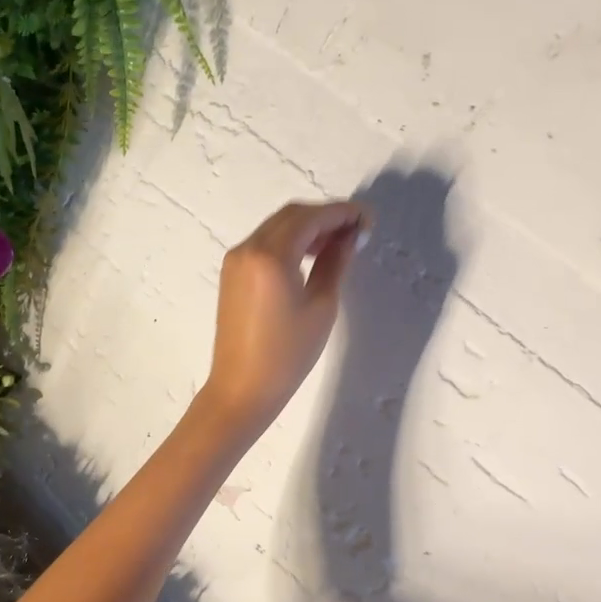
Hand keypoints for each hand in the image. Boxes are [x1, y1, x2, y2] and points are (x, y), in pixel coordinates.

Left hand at [201, 199, 368, 431]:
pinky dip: (288, 242)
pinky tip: (310, 257)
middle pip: (291, 216)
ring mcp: (236, 260)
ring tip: (337, 245)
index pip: (310, 218)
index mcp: (271, 256)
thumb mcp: (321, 307)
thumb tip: (350, 235)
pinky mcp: (232, 274)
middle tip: (356, 232)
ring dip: (307, 228)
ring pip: (276, 227)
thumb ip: (335, 263)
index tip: (368, 220)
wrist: (242, 388)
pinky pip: (264, 244)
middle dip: (325, 217)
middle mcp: (248, 248)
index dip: (342, 213)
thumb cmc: (287, 355)